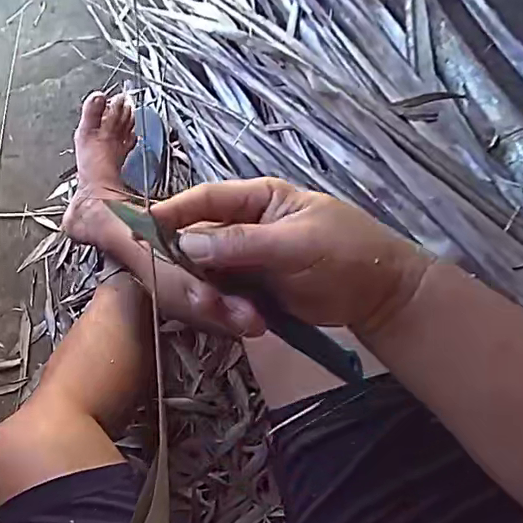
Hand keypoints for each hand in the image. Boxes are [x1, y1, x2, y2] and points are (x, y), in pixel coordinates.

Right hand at [153, 178, 430, 331]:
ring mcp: (240, 260)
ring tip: (244, 317)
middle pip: (193, 243)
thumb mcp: (298, 243)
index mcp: (255, 200)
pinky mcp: (244, 290)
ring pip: (202, 276)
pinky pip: (218, 298)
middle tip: (201, 298)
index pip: (203, 200)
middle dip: (193, 272)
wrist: (380, 296)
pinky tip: (247, 322)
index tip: (142, 232)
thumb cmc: (349, 252)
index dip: (171, 214)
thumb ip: (243, 243)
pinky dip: (225, 312)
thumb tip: (187, 244)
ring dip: (213, 299)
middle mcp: (240, 227)